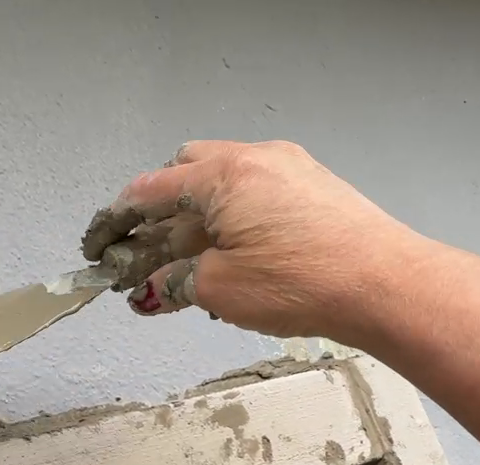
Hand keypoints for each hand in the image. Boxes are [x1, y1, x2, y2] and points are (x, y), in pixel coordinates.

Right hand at [84, 140, 442, 343]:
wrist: (385, 286)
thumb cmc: (296, 283)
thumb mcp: (215, 288)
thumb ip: (170, 282)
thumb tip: (145, 291)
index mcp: (224, 175)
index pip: (150, 190)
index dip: (114, 221)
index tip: (94, 248)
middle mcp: (254, 159)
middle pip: (183, 171)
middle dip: (153, 210)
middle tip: (138, 253)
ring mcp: (286, 170)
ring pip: (216, 186)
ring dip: (186, 220)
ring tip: (175, 266)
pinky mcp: (308, 190)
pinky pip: (247, 196)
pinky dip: (219, 222)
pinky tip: (217, 259)